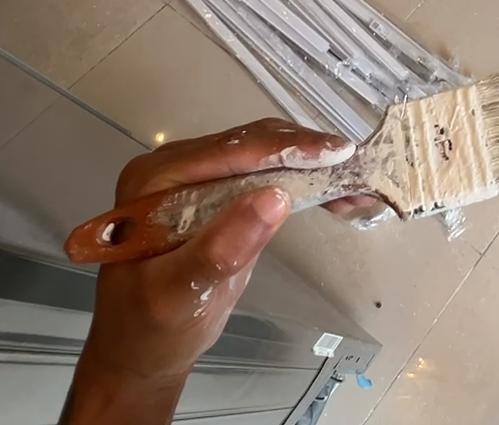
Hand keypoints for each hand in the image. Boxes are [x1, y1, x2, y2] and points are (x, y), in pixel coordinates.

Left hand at [61, 119, 371, 424]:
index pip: (231, 151)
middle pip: (254, 143)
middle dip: (307, 154)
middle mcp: (177, 164)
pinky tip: (335, 191)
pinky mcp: (224, 187)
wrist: (143, 353)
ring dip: (312, 165)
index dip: (287, 149)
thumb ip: (222, 247)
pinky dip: (305, 179)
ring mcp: (201, 174)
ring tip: (353, 181)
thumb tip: (275, 198)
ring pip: (269, 152)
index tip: (336, 152)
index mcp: (156, 179)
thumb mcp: (183, 292)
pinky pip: (269, 171)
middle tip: (354, 166)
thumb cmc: (154, 327)